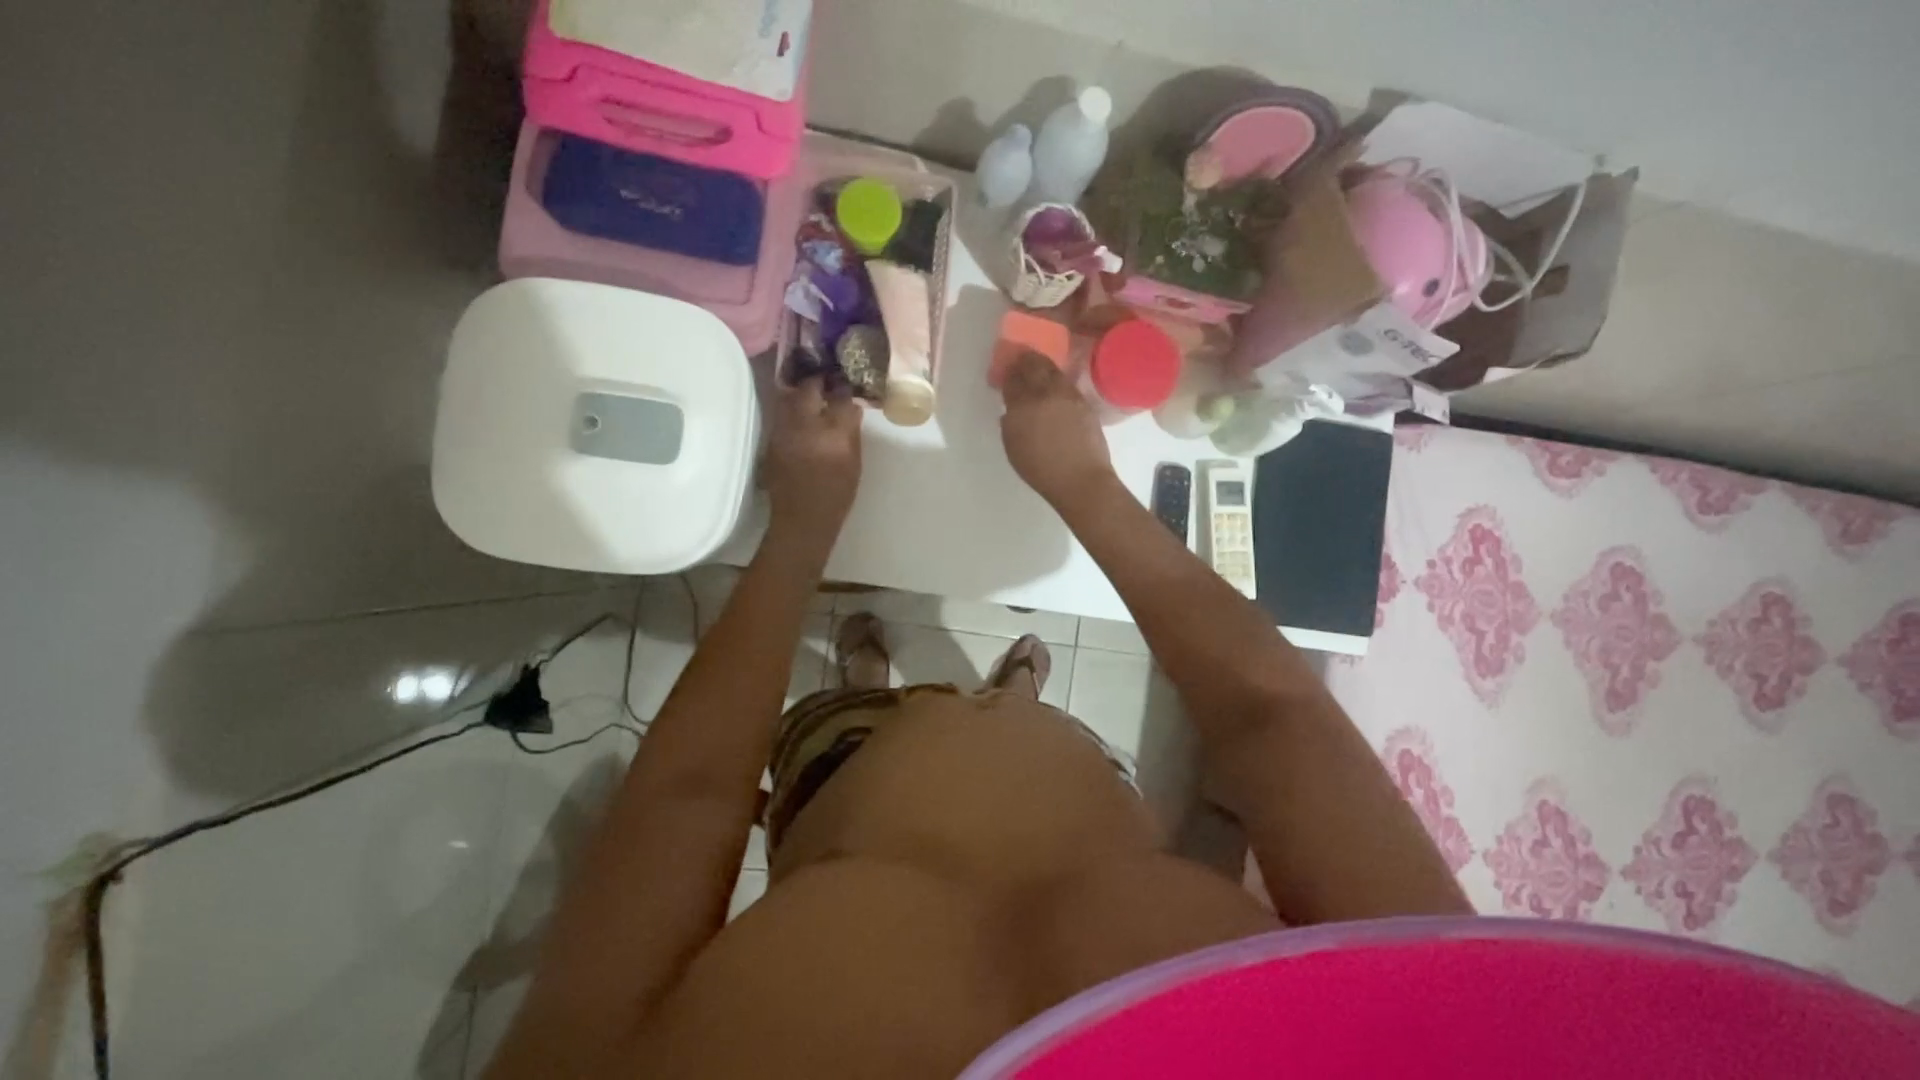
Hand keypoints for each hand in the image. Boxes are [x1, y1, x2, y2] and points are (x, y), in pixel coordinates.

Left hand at [764, 377, 862, 538]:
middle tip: (827, 380)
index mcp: (833, 435)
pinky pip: (783, 413)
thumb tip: (850, 405)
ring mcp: (784, 431)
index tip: (847, 383)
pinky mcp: (772, 439)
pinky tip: (801, 414)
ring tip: (813, 393)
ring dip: (802, 391)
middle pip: (809, 388)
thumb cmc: (836, 494)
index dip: (844, 387)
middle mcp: (806, 427)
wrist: (802, 519)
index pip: (840, 397)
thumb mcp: (854, 463)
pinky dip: (792, 408)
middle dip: (819, 381)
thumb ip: (851, 431)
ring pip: (790, 397)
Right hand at [999, 350, 1116, 510]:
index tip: (1004, 371)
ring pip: (1053, 370)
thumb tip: (1012, 410)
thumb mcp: (1013, 447)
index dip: (1006, 371)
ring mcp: (1068, 395)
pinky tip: (1054, 386)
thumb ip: (1010, 423)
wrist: (1080, 479)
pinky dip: (1057, 379)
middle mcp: (1045, 393)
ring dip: (1042, 365)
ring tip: (1037, 368)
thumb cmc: (1041, 470)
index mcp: (1023, 404)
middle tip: (1019, 358)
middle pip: (1033, 365)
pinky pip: (1066, 382)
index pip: (1012, 378)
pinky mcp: (1084, 401)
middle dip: (1024, 359)